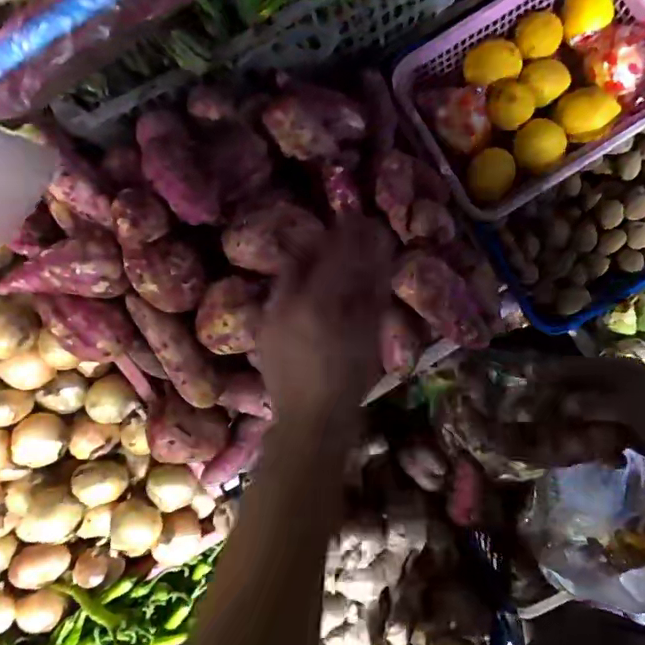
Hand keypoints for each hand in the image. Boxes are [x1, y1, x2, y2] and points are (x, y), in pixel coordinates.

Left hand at [257, 215, 394, 424]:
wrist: (310, 422)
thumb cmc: (349, 381)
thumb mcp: (368, 335)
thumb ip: (372, 290)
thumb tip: (380, 252)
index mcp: (318, 301)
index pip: (338, 251)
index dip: (355, 232)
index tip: (368, 222)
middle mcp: (287, 300)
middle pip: (307, 255)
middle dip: (328, 241)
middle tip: (348, 236)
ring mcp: (270, 314)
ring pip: (291, 274)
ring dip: (312, 262)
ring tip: (332, 264)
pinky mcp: (263, 329)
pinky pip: (282, 294)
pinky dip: (300, 285)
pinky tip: (315, 296)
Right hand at [506, 355, 644, 473]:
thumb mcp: (633, 407)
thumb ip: (595, 404)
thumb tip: (562, 405)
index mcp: (617, 371)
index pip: (572, 368)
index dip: (547, 375)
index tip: (521, 386)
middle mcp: (616, 386)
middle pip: (576, 394)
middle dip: (558, 410)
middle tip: (537, 427)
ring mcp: (625, 409)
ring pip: (588, 418)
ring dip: (578, 433)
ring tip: (568, 450)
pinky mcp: (632, 432)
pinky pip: (604, 436)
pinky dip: (600, 447)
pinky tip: (607, 460)